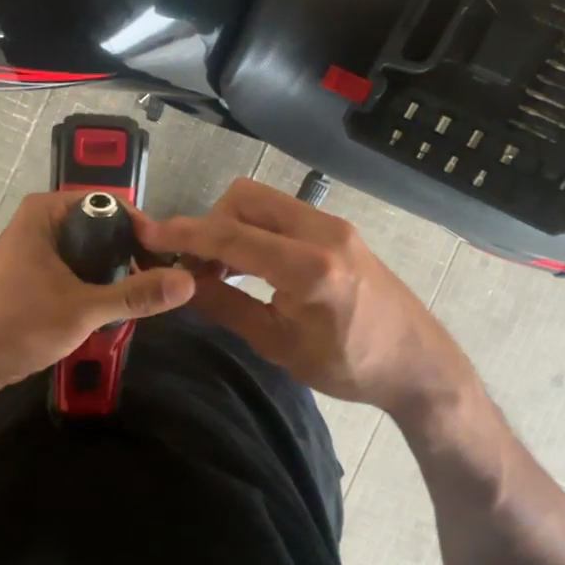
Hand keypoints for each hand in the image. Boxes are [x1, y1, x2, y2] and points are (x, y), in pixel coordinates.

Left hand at [0, 192, 195, 396]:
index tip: (167, 261)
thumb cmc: (18, 325)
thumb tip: (187, 282)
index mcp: (45, 211)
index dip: (141, 231)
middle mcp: (39, 221)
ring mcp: (34, 248)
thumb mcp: (83, 309)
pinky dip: (95, 284)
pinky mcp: (32, 274)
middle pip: (101, 228)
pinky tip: (112, 308)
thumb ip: (136, 294)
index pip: (110, 206)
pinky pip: (75, 268)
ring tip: (142, 298)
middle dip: (130, 254)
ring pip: (89, 251)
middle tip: (159, 284)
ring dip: (114, 273)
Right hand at [140, 178, 471, 415]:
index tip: (147, 234)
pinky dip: (253, 228)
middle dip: (208, 225)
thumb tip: (179, 284)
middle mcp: (323, 232)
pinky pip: (280, 213)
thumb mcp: (279, 345)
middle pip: (244, 199)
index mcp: (311, 268)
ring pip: (261, 201)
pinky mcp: (337, 228)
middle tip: (194, 266)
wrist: (417, 363)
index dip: (183, 234)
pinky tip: (247, 263)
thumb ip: (226, 307)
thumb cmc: (350, 365)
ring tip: (218, 268)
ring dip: (230, 225)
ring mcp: (333, 225)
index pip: (232, 236)